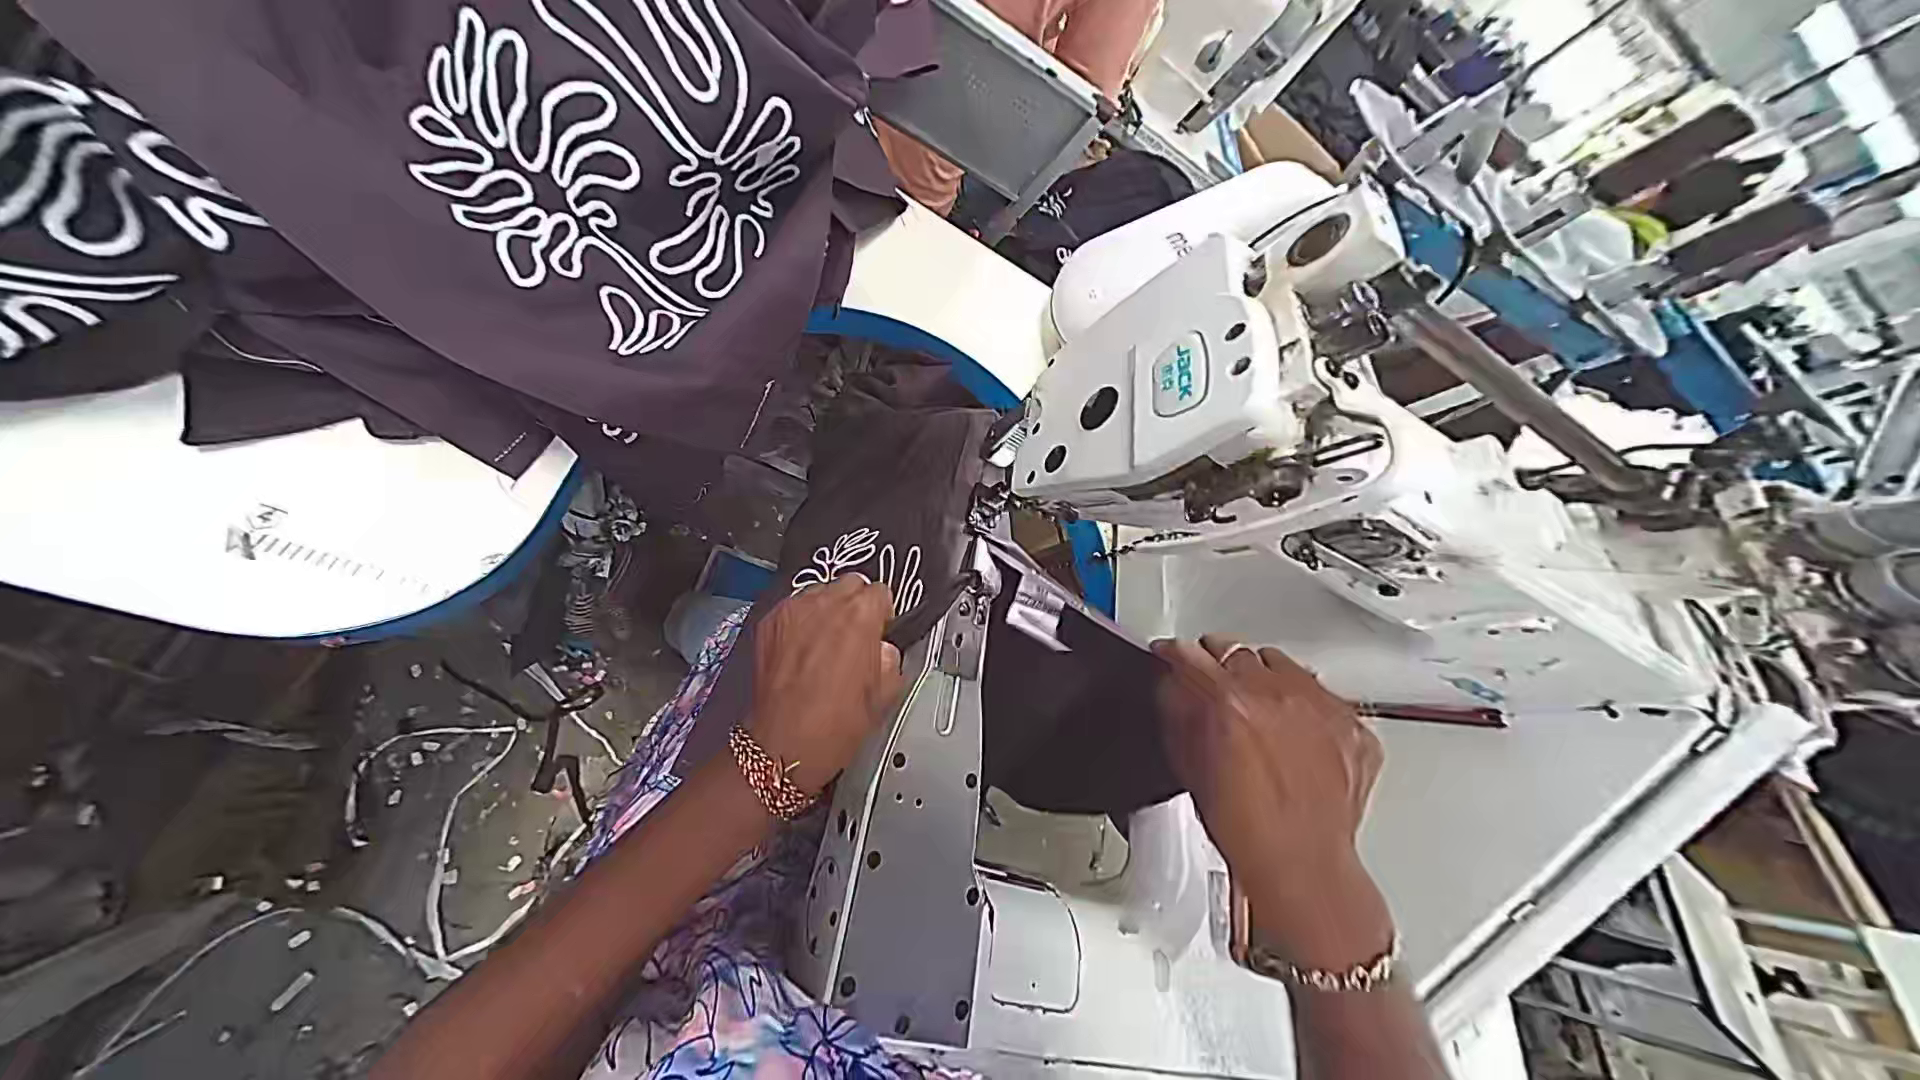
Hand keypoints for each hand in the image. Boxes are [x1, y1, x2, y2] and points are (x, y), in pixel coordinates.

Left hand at [749, 575, 905, 792]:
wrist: (785, 744)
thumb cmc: (834, 723)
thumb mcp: (886, 691)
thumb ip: (890, 655)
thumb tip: (883, 648)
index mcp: (860, 615)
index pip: (881, 591)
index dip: (884, 613)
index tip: (881, 629)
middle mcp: (825, 603)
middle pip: (851, 583)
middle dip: (857, 605)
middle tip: (857, 634)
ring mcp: (793, 610)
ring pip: (820, 592)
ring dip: (828, 610)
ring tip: (827, 643)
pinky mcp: (770, 622)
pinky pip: (794, 608)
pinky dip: (802, 621)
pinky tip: (804, 650)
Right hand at [1153, 635, 1392, 967]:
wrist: (1304, 871)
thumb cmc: (1247, 832)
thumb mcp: (1189, 766)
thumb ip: (1175, 712)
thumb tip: (1172, 685)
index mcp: (1231, 705)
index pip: (1190, 654)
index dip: (1173, 654)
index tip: (1170, 655)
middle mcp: (1279, 697)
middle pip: (1236, 650)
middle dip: (1217, 665)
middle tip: (1211, 687)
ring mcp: (1321, 710)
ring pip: (1280, 663)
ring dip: (1261, 677)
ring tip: (1254, 709)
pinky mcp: (1352, 727)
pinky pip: (1319, 693)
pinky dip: (1301, 703)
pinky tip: (1290, 730)